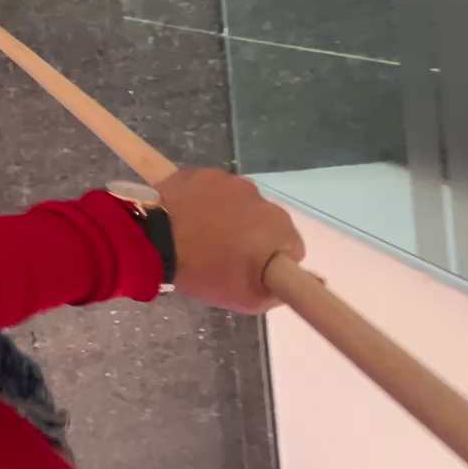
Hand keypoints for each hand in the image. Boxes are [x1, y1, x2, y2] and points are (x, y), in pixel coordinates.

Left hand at [156, 168, 304, 313]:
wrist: (150, 238)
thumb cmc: (204, 271)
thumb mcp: (249, 298)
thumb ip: (285, 290)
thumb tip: (317, 280)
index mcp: (277, 224)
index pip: (289, 246)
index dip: (270, 260)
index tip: (248, 268)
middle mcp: (257, 195)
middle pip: (263, 220)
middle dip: (249, 235)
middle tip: (221, 253)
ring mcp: (224, 178)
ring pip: (237, 203)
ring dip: (227, 215)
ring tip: (200, 233)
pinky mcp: (197, 171)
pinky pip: (211, 189)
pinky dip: (205, 200)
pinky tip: (188, 215)